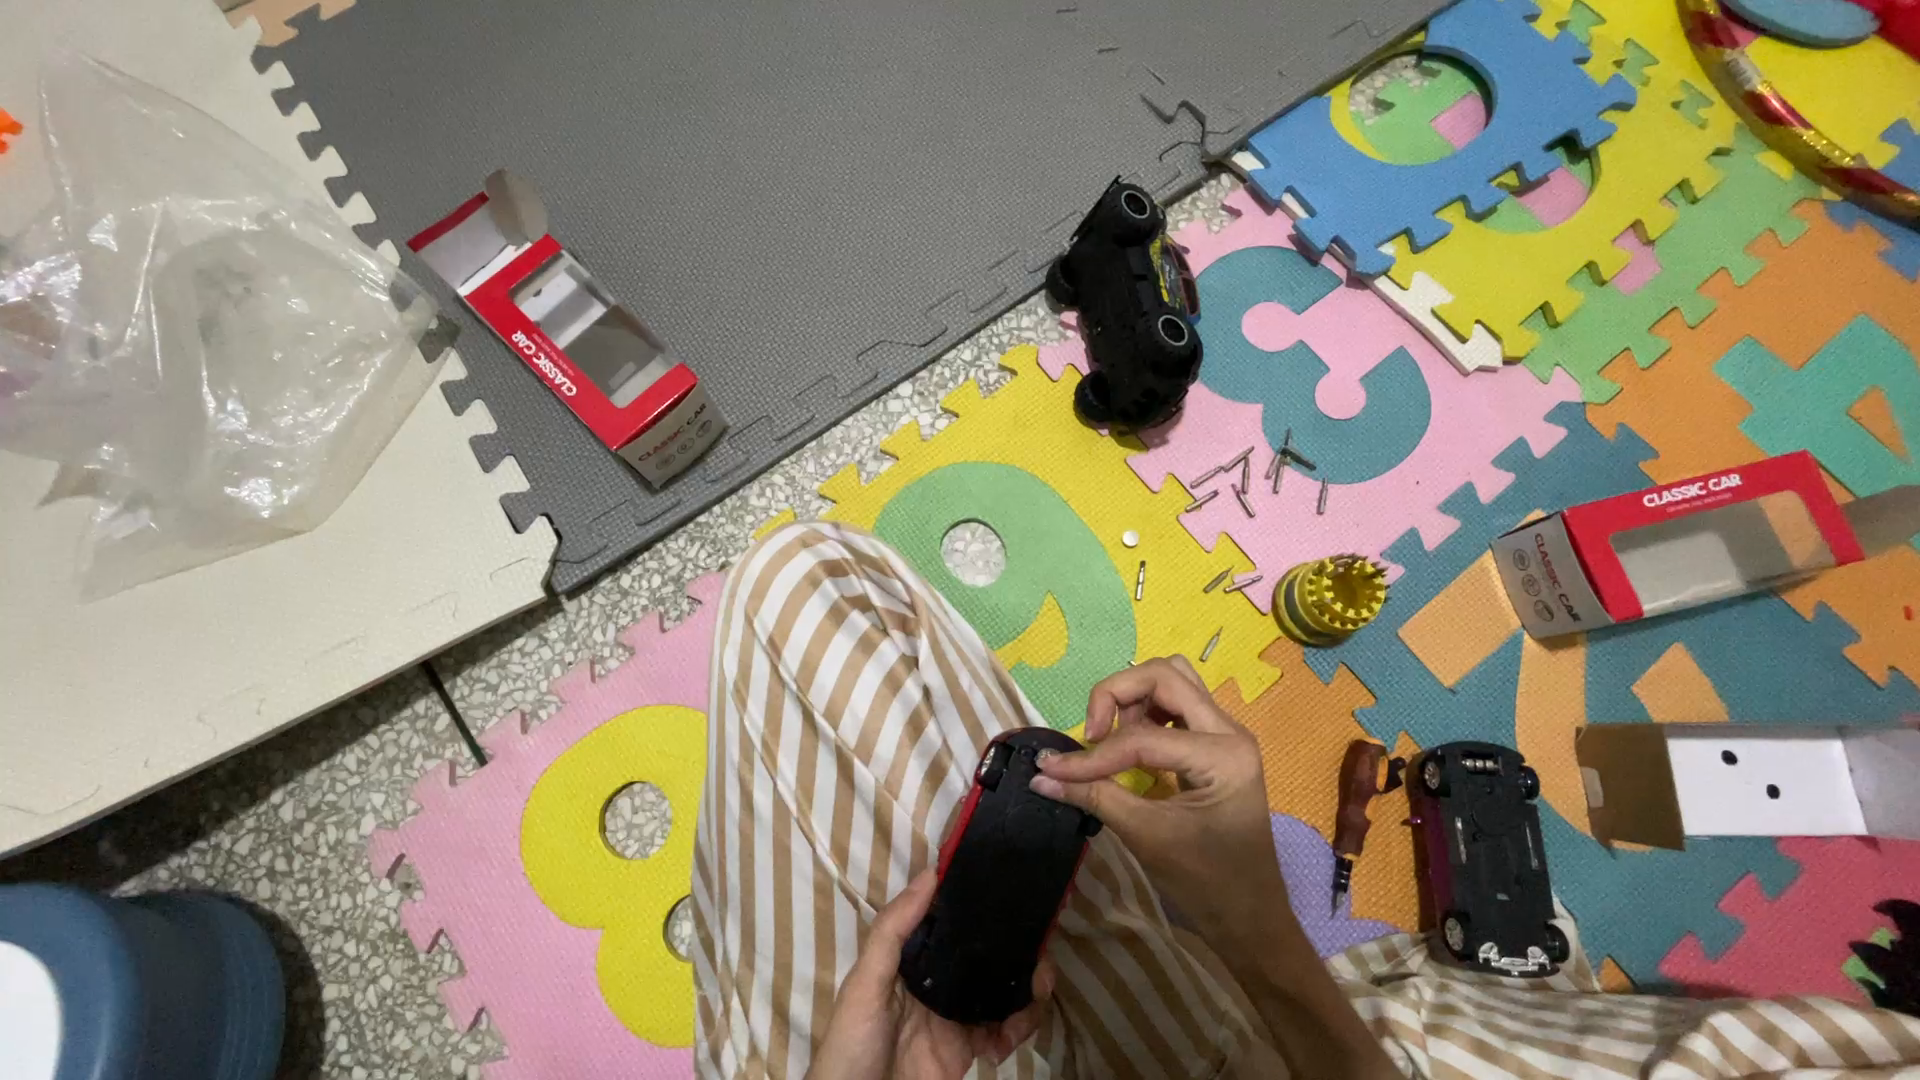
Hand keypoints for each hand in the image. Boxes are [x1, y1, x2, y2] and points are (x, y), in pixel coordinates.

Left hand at [808, 870, 1052, 1079]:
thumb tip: (931, 873)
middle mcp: (939, 976)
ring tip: (1032, 1005)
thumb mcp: (865, 981)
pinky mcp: (967, 1048)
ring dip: (1026, 995)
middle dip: (1022, 956)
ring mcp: (956, 1013)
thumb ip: (893, 929)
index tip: (1017, 897)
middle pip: (989, 954)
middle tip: (1040, 968)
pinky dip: (1015, 1032)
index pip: (956, 920)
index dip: (985, 908)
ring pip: (1004, 989)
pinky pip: (1003, 1030)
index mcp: (914, 954)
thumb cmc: (854, 1041)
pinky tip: (1005, 1044)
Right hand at [1029, 657, 1287, 955]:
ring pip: (1173, 680)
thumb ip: (1094, 796)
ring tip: (1111, 735)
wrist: (1251, 918)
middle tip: (1092, 734)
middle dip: (1117, 694)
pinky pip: (1177, 704)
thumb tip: (1041, 774)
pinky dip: (1146, 710)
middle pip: (1165, 676)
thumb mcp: (1147, 837)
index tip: (1051, 770)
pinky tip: (1128, 742)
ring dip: (1134, 696)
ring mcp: (1226, 734)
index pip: (1142, 737)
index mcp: (1222, 755)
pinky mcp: (1215, 744)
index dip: (1093, 754)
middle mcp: (1230, 731)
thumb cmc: (1206, 883)